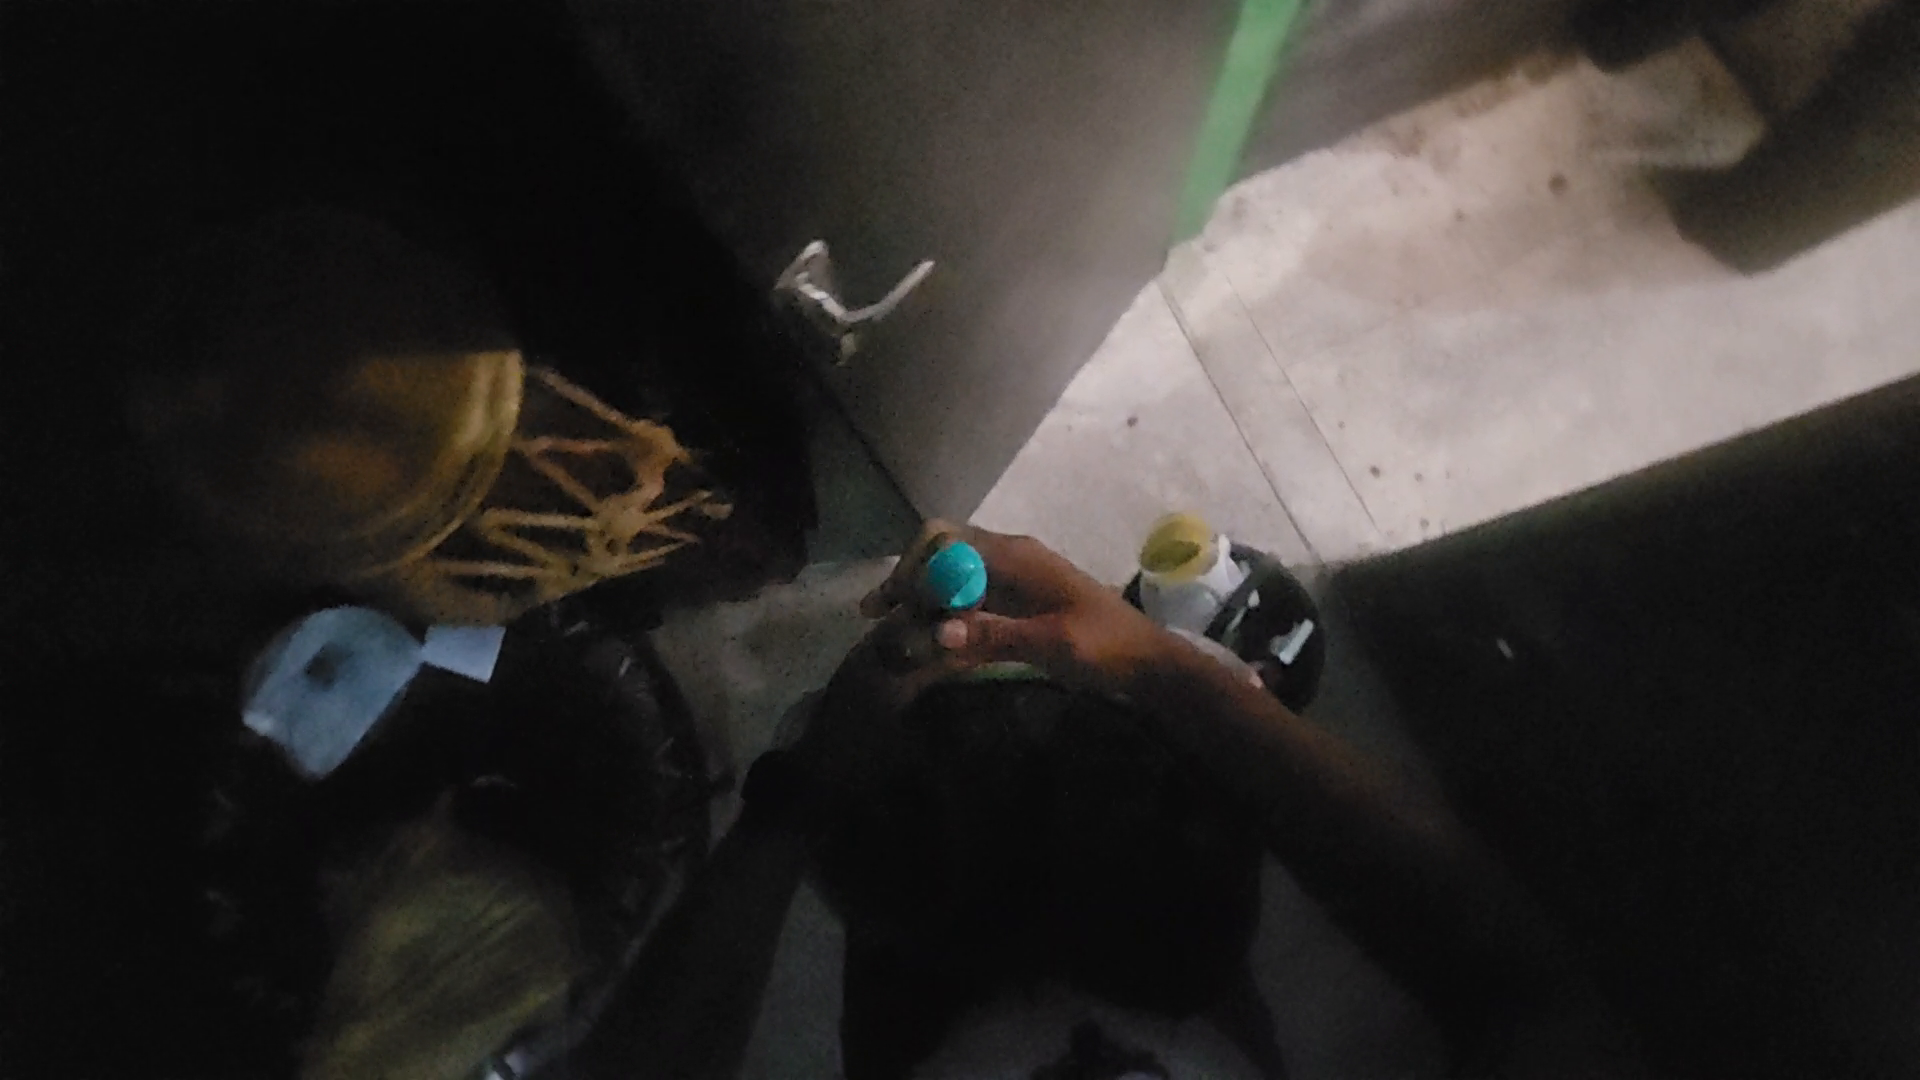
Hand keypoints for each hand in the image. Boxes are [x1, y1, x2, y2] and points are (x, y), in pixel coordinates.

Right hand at [858, 521, 1185, 695]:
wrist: (1146, 662)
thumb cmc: (1105, 646)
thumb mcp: (1053, 643)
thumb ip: (996, 635)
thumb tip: (937, 631)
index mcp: (1016, 556)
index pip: (948, 540)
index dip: (914, 565)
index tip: (894, 601)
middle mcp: (1009, 558)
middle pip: (944, 553)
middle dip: (910, 579)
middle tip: (878, 613)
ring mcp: (1012, 579)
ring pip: (953, 575)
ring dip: (924, 597)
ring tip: (892, 627)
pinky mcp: (1016, 601)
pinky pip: (970, 598)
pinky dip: (946, 613)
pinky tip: (929, 638)